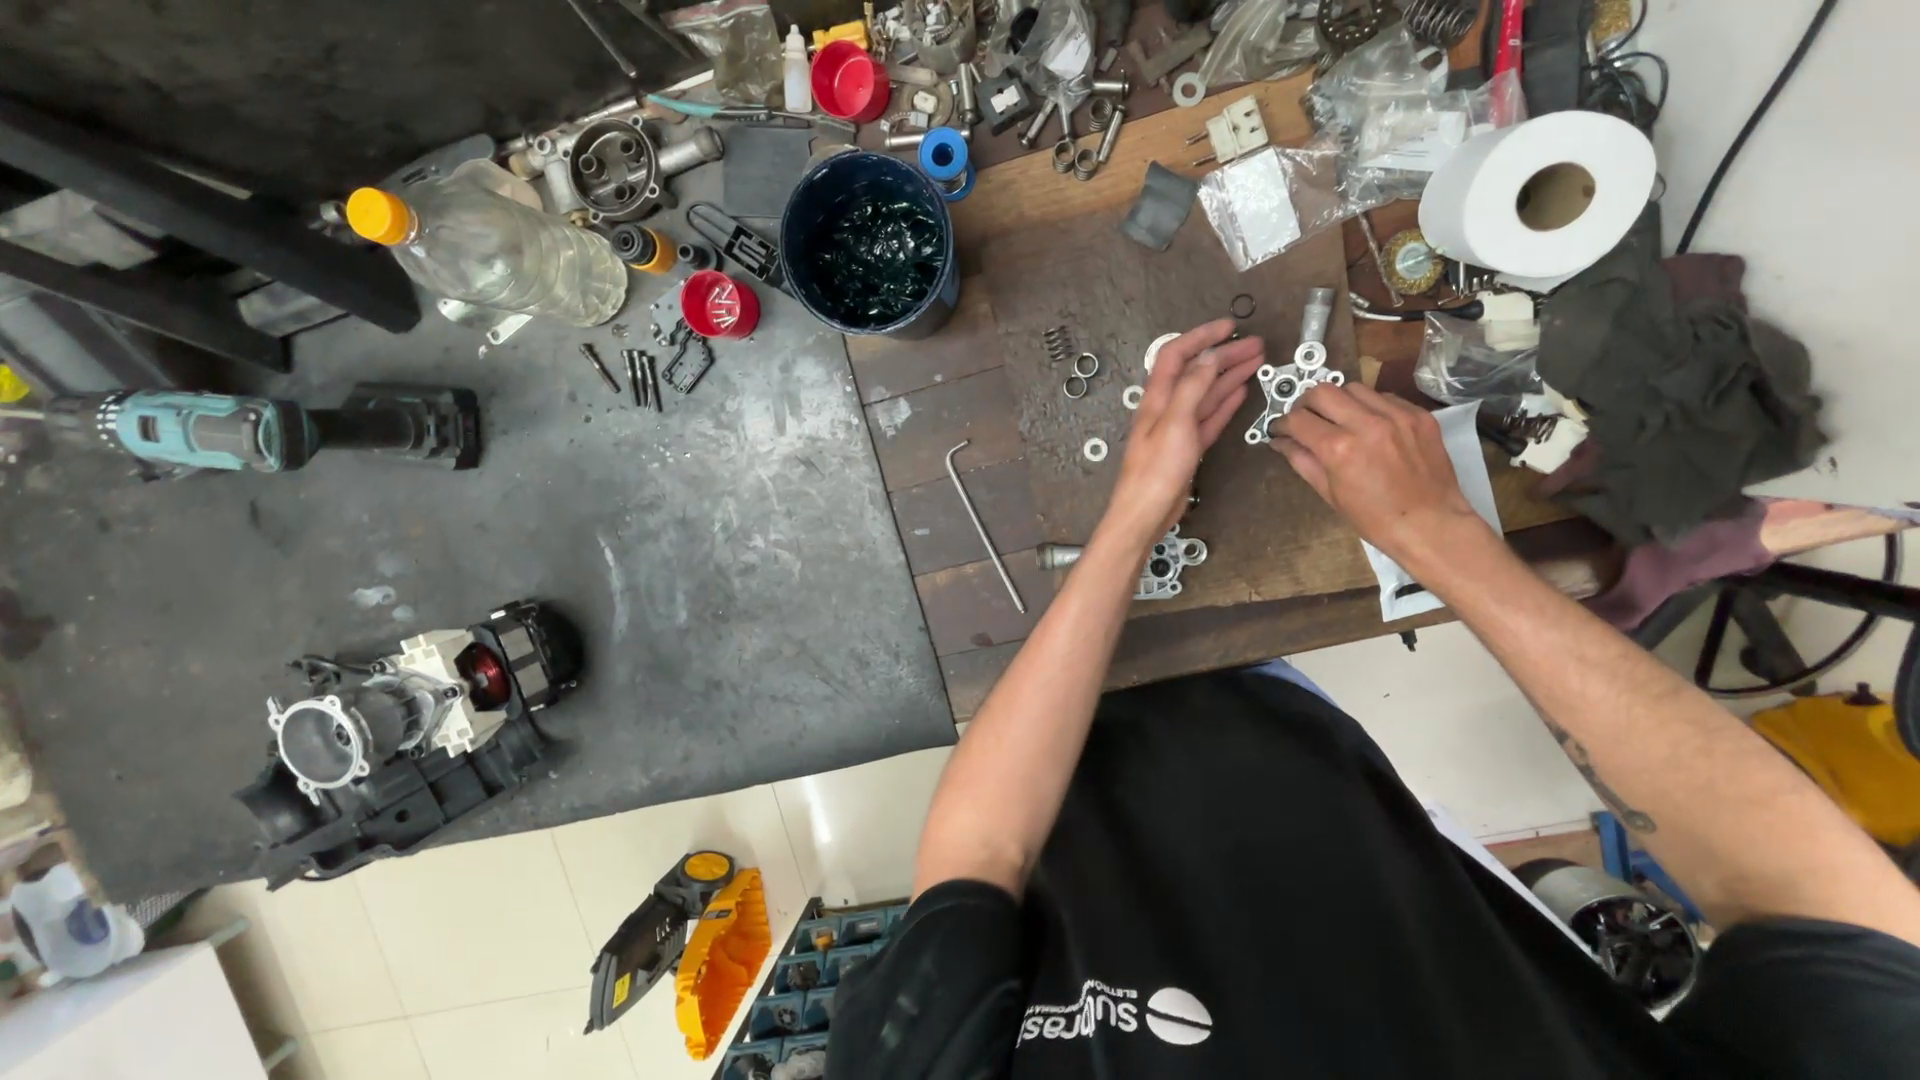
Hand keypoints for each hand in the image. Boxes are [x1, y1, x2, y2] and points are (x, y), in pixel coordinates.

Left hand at [1101, 319, 1265, 546]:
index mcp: (1157, 398)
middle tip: (1255, 344)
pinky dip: (1225, 402)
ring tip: (1256, 361)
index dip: (1201, 337)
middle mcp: (1166, 408)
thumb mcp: (1175, 423)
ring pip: (1207, 393)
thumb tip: (1208, 357)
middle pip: (1197, 372)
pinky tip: (1240, 391)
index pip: (1176, 355)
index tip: (1229, 326)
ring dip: (1230, 375)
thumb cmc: (1154, 472)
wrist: (1146, 513)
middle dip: (1224, 354)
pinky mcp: (1188, 447)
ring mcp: (1178, 428)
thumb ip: (1191, 388)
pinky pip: (1209, 417)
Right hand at [1273, 383, 1493, 567]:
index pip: (1297, 419)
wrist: (1430, 524)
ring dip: (1339, 401)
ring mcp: (1397, 416)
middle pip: (1322, 391)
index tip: (1280, 430)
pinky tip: (1370, 426)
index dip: (1282, 424)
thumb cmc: (1374, 518)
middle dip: (1306, 404)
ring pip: (1354, 388)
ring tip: (1340, 420)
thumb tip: (1279, 441)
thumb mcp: (1329, 493)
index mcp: (1339, 449)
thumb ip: (1302, 460)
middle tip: (1306, 419)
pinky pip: (1384, 397)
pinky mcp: (1419, 415)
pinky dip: (1369, 407)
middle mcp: (1366, 424)